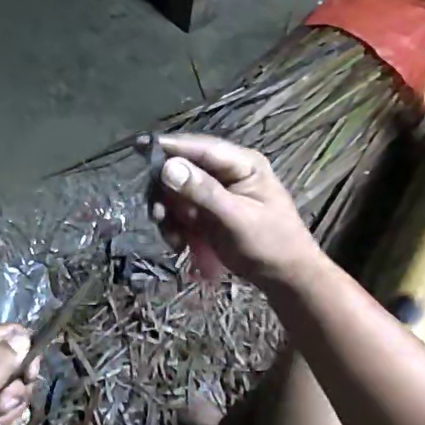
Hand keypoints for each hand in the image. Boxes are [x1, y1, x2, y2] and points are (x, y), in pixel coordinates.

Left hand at [0, 325, 37, 424]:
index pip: (9, 334)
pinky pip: (6, 412)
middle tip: (2, 405)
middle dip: (17, 389)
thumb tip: (25, 336)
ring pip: (14, 392)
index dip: (25, 349)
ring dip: (9, 412)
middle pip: (16, 365)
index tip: (30, 372)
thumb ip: (0, 363)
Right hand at [146, 134, 324, 289]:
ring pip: (177, 192)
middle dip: (166, 193)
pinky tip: (180, 245)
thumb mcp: (236, 218)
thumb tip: (168, 167)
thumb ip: (203, 192)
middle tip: (158, 216)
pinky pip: (181, 212)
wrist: (286, 278)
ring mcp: (216, 192)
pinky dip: (176, 227)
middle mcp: (226, 172)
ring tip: (174, 239)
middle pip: (182, 169)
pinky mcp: (208, 211)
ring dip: (169, 215)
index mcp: (241, 163)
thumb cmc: (270, 244)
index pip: (199, 148)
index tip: (138, 147)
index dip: (168, 146)